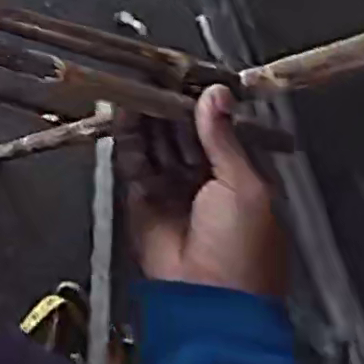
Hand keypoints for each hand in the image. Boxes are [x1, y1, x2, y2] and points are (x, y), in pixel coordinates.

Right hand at [119, 85, 286, 296]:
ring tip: (131, 83)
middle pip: (180, 129)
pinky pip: (130, 151)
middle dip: (167, 103)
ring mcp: (170, 181)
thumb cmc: (242, 248)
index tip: (184, 75)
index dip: (201, 102)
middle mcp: (204, 176)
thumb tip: (217, 94)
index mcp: (240, 177)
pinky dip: (124, 129)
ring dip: (144, 112)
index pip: (217, 129)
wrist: (204, 291)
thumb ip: (222, 138)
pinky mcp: (139, 187)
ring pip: (154, 136)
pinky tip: (119, 108)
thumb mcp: (244, 187)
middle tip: (151, 72)